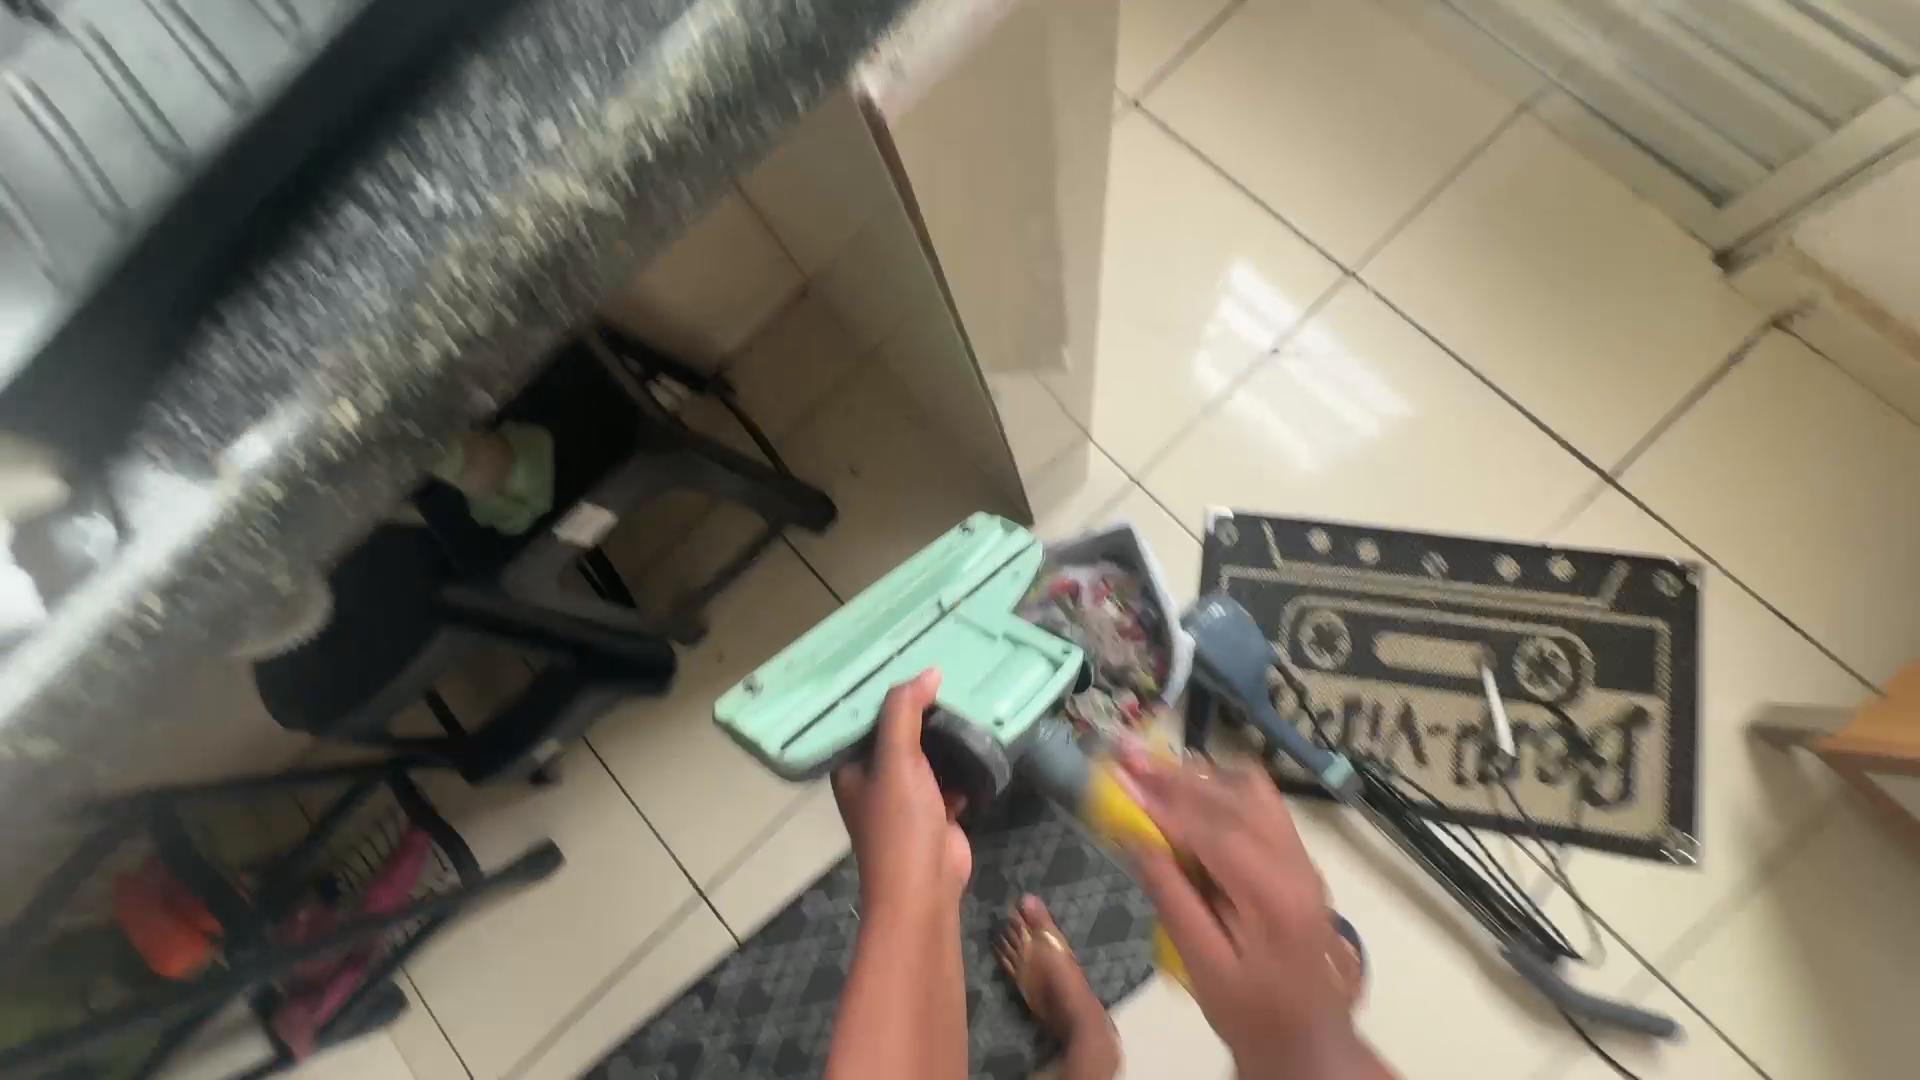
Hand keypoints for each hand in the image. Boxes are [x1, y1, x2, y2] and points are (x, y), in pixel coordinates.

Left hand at [833, 669, 971, 916]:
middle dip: (920, 709)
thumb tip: (929, 671)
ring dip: (944, 734)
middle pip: (899, 733)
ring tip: (965, 694)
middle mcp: (876, 778)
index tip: (906, 656)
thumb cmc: (899, 823)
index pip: (865, 718)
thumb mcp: (897, 759)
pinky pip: (949, 775)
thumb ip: (906, 712)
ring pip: (926, 754)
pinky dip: (962, 761)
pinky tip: (980, 736)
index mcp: (854, 766)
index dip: (884, 690)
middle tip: (945, 671)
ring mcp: (907, 796)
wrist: (925, 890)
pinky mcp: (936, 810)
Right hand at [1117, 748, 1376, 1079]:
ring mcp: (1301, 856)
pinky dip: (1220, 787)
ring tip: (1153, 770)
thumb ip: (1170, 895)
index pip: (1212, 830)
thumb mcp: (1202, 963)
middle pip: (1230, 798)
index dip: (1161, 801)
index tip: (1119, 777)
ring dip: (1199, 776)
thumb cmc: (1250, 1011)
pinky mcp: (1296, 855)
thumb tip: (1132, 835)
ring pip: (1249, 789)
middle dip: (1173, 775)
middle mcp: (1294, 863)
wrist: (1310, 1042)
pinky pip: (1259, 801)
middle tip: (1126, 756)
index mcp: (1272, 896)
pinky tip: (1190, 791)